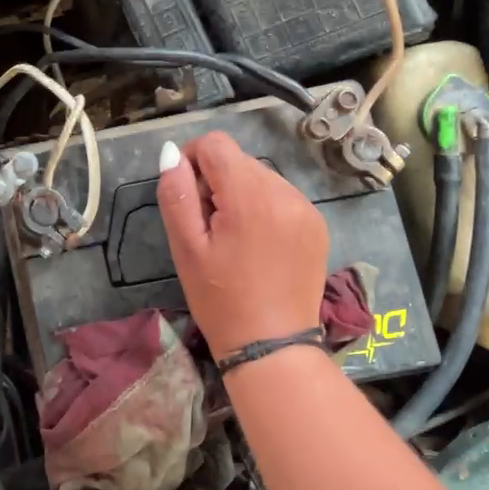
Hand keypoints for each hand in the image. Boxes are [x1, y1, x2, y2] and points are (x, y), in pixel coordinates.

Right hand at [158, 132, 329, 359]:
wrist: (272, 345)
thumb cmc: (220, 299)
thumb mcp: (186, 247)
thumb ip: (177, 194)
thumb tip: (172, 155)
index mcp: (250, 196)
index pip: (216, 144)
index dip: (192, 160)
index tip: (187, 196)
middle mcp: (284, 192)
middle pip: (238, 160)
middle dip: (216, 181)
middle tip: (208, 227)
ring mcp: (305, 208)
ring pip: (259, 177)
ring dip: (239, 194)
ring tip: (232, 238)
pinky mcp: (316, 225)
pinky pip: (280, 197)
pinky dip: (262, 208)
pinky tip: (255, 245)